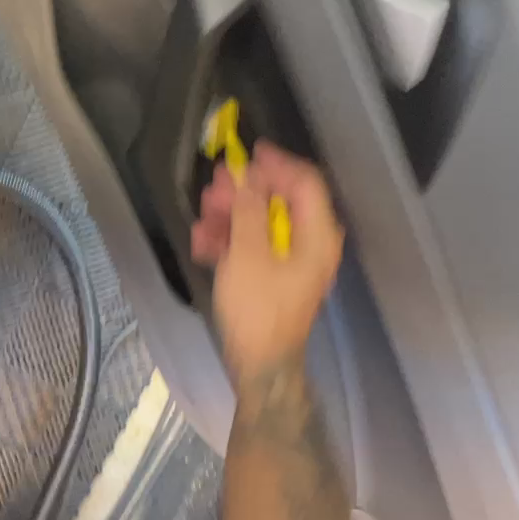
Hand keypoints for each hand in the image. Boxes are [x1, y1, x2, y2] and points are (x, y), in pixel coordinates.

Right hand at [190, 141, 344, 382]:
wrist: (259, 364)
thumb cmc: (257, 309)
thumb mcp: (248, 255)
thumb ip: (248, 210)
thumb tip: (247, 177)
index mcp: (317, 235)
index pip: (305, 183)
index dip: (276, 165)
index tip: (246, 154)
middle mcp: (311, 244)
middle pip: (279, 203)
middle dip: (244, 194)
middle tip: (212, 189)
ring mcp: (292, 263)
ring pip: (262, 225)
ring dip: (231, 217)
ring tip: (201, 218)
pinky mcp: (273, 280)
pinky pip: (254, 249)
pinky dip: (230, 241)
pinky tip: (204, 244)